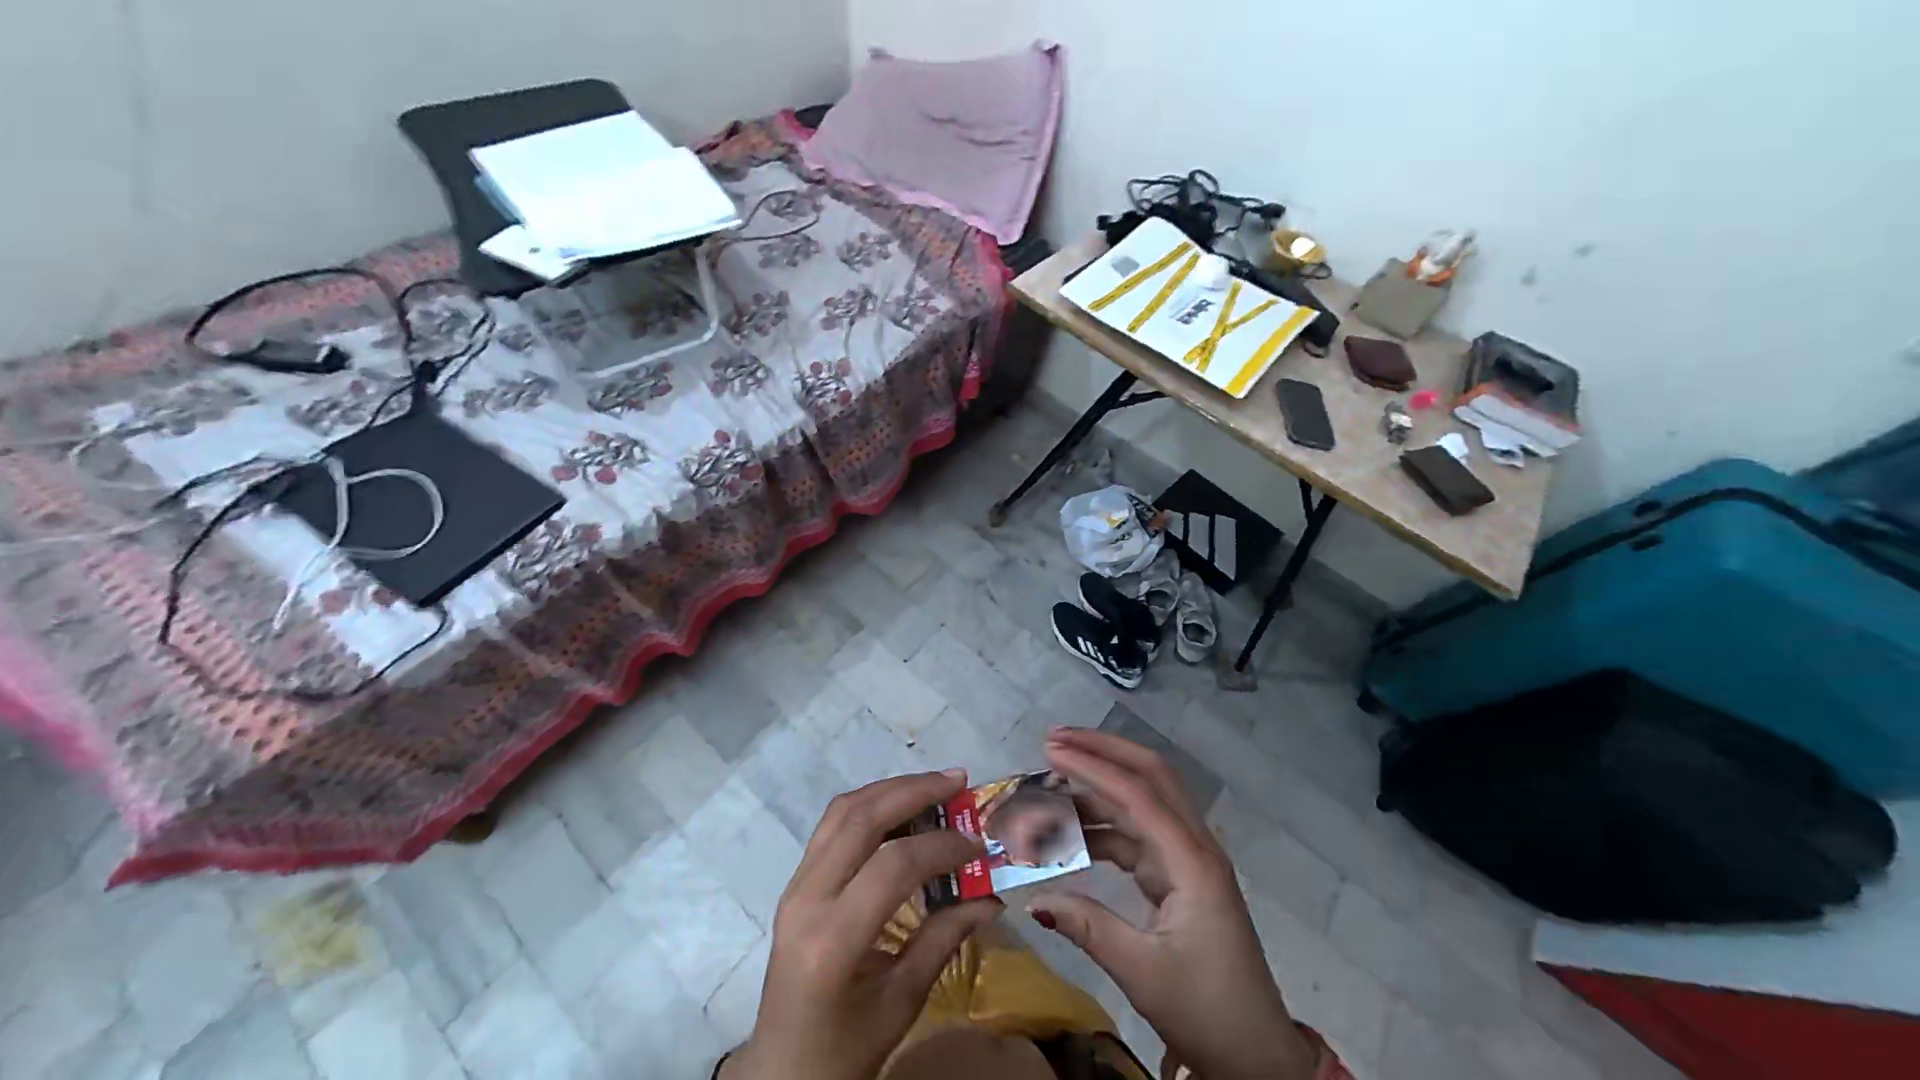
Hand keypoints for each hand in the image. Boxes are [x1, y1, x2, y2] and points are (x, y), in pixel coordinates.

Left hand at [720, 770, 1003, 1079]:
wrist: (783, 1068)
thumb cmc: (846, 1047)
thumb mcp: (903, 1000)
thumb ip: (945, 938)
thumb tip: (992, 897)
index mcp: (833, 938)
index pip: (892, 866)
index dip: (940, 846)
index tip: (977, 845)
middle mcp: (806, 898)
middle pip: (860, 819)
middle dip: (914, 792)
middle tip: (958, 781)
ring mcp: (795, 885)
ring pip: (842, 812)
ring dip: (890, 789)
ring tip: (934, 784)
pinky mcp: (796, 882)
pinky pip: (832, 826)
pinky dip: (870, 805)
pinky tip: (900, 806)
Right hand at [1029, 728, 1315, 1079]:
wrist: (1256, 1055)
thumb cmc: (1206, 1011)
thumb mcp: (1143, 973)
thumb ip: (1087, 927)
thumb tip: (1034, 900)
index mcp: (1193, 863)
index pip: (1138, 795)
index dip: (1093, 767)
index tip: (1051, 750)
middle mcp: (1194, 847)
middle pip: (1151, 777)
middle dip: (1104, 752)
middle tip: (1054, 741)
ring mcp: (1188, 860)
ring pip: (1142, 804)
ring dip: (1098, 789)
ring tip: (1051, 785)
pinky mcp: (1179, 877)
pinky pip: (1138, 836)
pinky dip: (1103, 828)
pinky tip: (1071, 833)